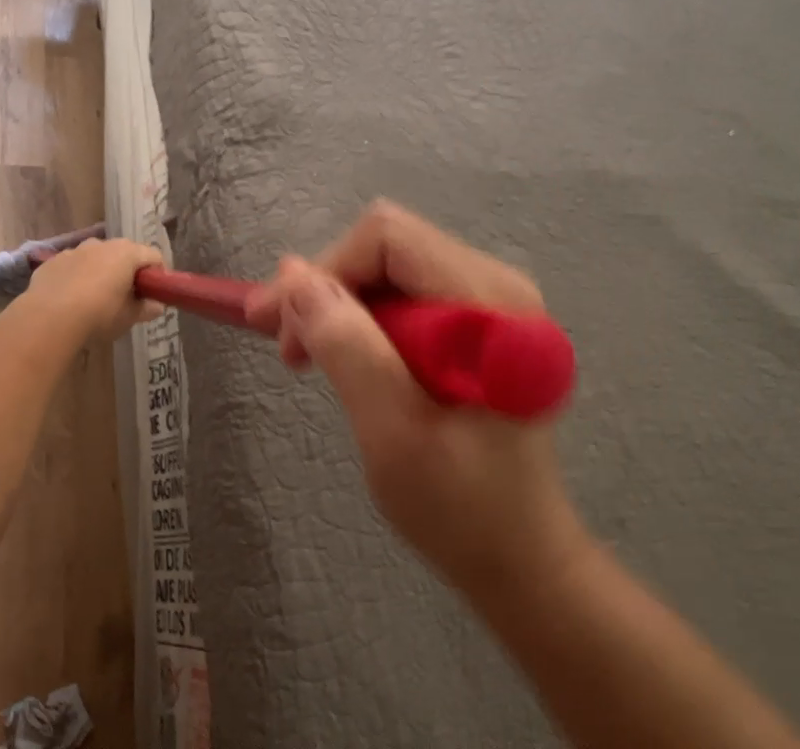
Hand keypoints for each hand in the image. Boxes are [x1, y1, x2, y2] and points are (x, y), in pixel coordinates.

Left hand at [21, 238, 165, 342]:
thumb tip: (157, 306)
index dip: (158, 274)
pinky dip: (76, 278)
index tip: (155, 294)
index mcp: (125, 253)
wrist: (49, 318)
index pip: (153, 256)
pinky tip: (70, 300)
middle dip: (128, 271)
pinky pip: (71, 267)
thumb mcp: (128, 317)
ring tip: (96, 298)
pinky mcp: (51, 262)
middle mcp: (100, 244)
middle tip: (127, 296)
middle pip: (123, 253)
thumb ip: (145, 308)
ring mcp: (73, 251)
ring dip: (100, 272)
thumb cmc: (98, 315)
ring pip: (95, 258)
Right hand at [243, 200, 588, 595]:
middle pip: (386, 248)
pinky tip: (340, 360)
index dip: (324, 272)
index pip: (387, 239)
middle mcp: (496, 287)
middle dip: (323, 289)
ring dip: (336, 307)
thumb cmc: (460, 507)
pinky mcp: (476, 328)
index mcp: (489, 303)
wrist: (521, 560)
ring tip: (302, 357)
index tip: (279, 328)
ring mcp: (489, 306)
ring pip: (388, 271)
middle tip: (282, 347)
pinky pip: (402, 297)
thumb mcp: (392, 431)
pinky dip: (359, 322)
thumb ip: (346, 345)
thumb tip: (290, 274)